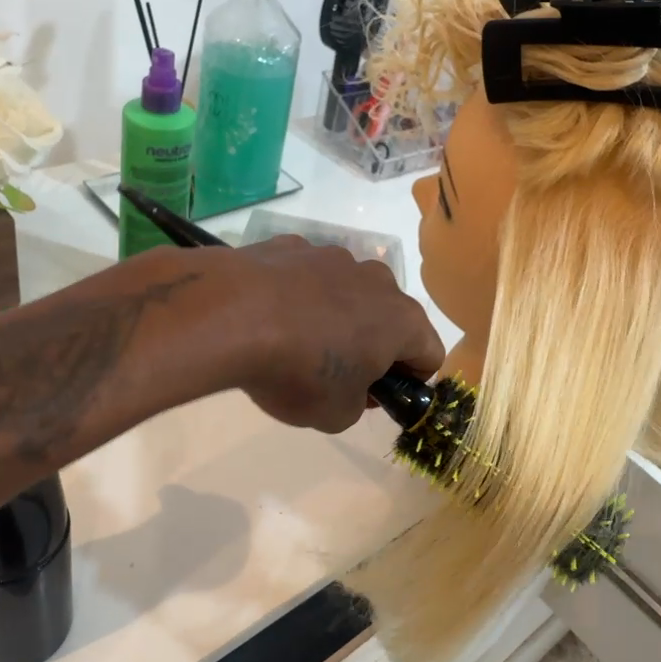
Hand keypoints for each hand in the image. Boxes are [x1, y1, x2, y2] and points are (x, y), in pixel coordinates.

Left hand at [215, 236, 444, 432]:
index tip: (376, 396)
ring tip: (292, 343)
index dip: (409, 382)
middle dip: (371, 346)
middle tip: (334, 375)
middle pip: (389, 318)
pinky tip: (265, 317)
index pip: (430, 354)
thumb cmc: (297, 371)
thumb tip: (354, 387)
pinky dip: (295, 296)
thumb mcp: (336, 415)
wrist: (230, 315)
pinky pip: (306, 277)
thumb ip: (358, 403)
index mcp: (402, 320)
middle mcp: (376, 280)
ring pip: (347, 293)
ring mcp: (333, 256)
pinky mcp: (291, 246)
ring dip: (334, 317)